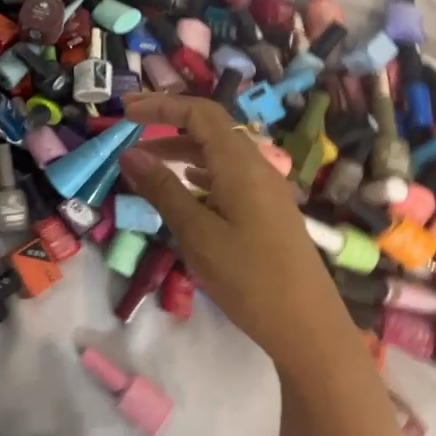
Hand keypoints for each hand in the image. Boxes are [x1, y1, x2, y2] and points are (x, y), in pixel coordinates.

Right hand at [117, 94, 355, 380]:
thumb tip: (127, 153)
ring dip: (180, 147)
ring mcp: (266, 190)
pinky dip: (198, 169)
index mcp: (240, 165)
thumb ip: (162, 189)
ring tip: (145, 161)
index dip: (161, 105)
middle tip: (128, 128)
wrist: (310, 330)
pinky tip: (183, 186)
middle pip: (210, 127)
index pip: (200, 112)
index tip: (124, 112)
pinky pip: (228, 173)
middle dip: (168, 121)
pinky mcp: (267, 211)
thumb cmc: (249, 278)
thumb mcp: (196, 233)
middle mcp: (257, 168)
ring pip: (219, 151)